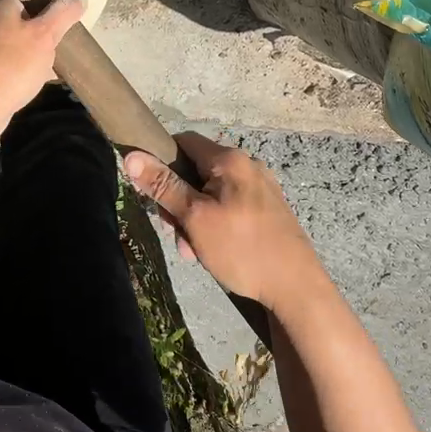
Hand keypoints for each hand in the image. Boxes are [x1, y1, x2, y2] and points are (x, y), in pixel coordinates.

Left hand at [0, 0, 84, 119]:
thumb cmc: (12, 61)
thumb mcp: (45, 34)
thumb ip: (62, 13)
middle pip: (8, 7)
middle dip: (30, 9)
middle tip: (56, 11)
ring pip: (12, 32)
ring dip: (32, 36)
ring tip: (59, 40)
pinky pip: (13, 55)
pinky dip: (29, 59)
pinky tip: (50, 69)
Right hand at [122, 132, 311, 301]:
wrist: (298, 290)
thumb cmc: (243, 249)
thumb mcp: (195, 218)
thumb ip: (163, 186)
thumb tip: (132, 156)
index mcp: (230, 159)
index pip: (183, 141)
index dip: (162, 162)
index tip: (154, 193)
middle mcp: (248, 165)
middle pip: (196, 170)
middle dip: (179, 201)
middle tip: (175, 233)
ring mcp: (261, 188)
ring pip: (211, 193)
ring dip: (195, 218)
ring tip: (195, 251)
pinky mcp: (269, 210)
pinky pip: (230, 206)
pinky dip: (216, 224)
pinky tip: (214, 252)